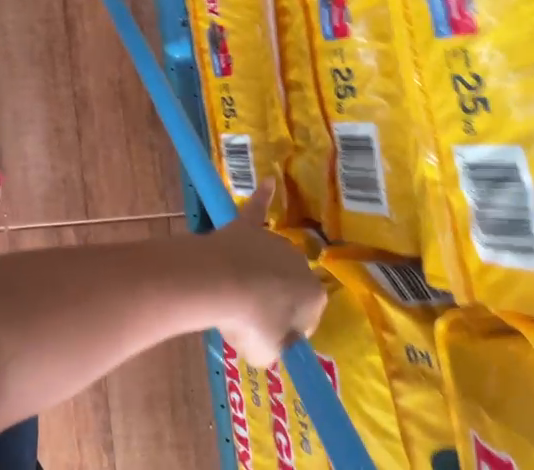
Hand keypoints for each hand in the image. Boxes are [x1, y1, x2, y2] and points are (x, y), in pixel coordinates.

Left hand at [202, 186, 326, 364]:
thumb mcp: (266, 352)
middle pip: (284, 286)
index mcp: (314, 296)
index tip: (265, 335)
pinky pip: (256, 210)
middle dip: (269, 299)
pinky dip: (262, 197)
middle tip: (246, 313)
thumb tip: (265, 342)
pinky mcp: (245, 227)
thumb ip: (272, 347)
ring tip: (233, 287)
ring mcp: (271, 241)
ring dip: (254, 272)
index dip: (283, 330)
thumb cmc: (249, 321)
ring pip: (266, 261)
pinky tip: (268, 181)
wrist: (219, 283)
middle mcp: (298, 262)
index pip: (303, 320)